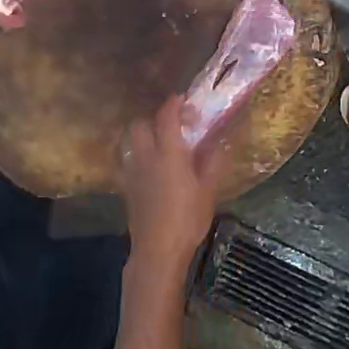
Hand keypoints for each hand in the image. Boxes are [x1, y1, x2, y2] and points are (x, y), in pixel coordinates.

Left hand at [119, 96, 222, 270]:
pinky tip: (151, 163)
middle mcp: (145, 158)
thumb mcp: (209, 189)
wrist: (158, 250)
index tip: (184, 99)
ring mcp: (132, 173)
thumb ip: (213, 161)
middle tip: (174, 122)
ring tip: (161, 140)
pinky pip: (127, 160)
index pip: (165, 118)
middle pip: (139, 125)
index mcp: (168, 154)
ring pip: (129, 141)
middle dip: (154, 117)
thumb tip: (221, 140)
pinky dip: (137, 152)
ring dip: (143, 133)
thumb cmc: (188, 218)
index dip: (174, 104)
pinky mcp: (126, 187)